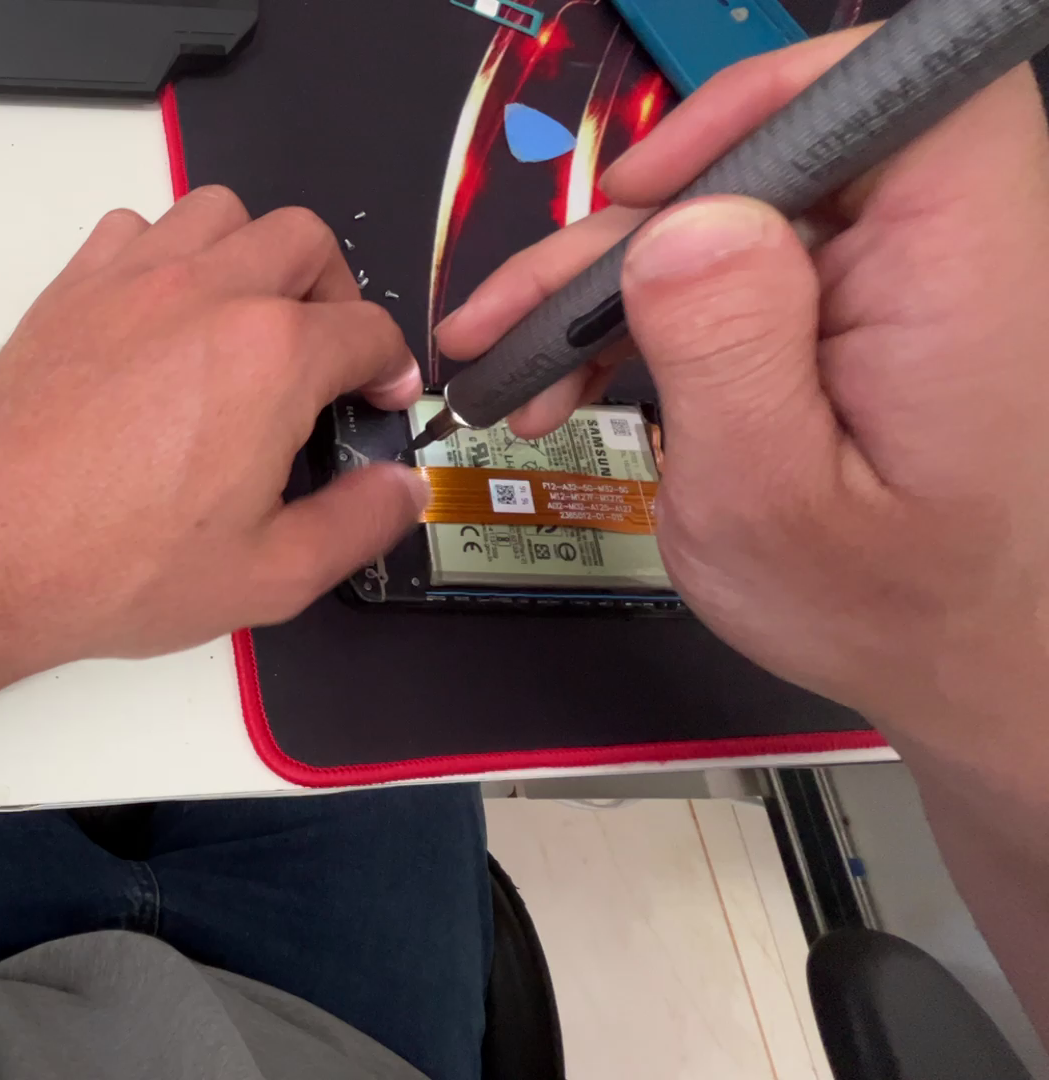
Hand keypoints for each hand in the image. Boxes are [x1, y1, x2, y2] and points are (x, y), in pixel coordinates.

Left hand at [0, 187, 424, 673]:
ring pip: (222, 214)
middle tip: (325, 353)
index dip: (389, 364)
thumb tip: (402, 488)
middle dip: (334, 294)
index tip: (380, 391)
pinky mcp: (71, 291)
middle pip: (306, 245)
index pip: (366, 330)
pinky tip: (163, 315)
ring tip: (248, 319)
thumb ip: (356, 525)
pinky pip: (136, 230)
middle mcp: (206, 294)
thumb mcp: (267, 575)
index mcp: (271, 357)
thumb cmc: (116, 568)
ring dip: (255, 255)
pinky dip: (169, 253)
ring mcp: (131, 282)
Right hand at [436, 31, 1048, 741]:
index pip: (898, 104)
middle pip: (749, 186)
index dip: (759, 110)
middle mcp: (921, 267)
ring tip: (508, 376)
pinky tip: (559, 392)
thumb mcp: (765, 494)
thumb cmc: (866, 602)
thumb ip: (729, 354)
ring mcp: (864, 300)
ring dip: (585, 302)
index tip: (635, 194)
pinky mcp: (816, 332)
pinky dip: (615, 335)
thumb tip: (681, 227)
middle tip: (494, 324)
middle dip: (603, 249)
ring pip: (704, 243)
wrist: (947, 662)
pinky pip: (702, 296)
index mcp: (954, 285)